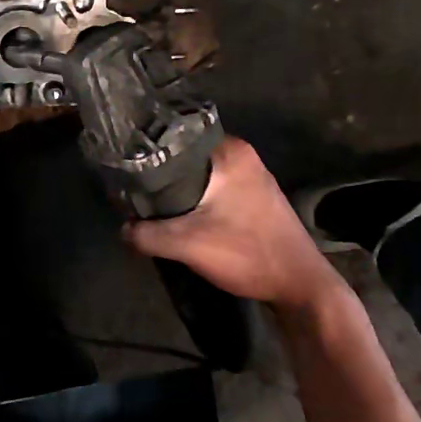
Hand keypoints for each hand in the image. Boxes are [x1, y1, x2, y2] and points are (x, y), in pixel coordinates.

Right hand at [123, 137, 346, 308]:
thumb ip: (147, 234)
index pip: (175, 137)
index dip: (148, 153)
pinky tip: (182, 218)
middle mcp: (242, 155)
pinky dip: (196, 200)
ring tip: (151, 207)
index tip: (126, 170)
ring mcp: (252, 175)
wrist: (298, 284)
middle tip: (134, 193)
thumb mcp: (187, 244)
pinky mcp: (255, 197)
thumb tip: (123, 228)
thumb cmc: (247, 253)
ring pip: (200, 175)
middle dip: (160, 175)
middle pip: (186, 157)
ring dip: (179, 191)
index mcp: (229, 151)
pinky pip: (214, 188)